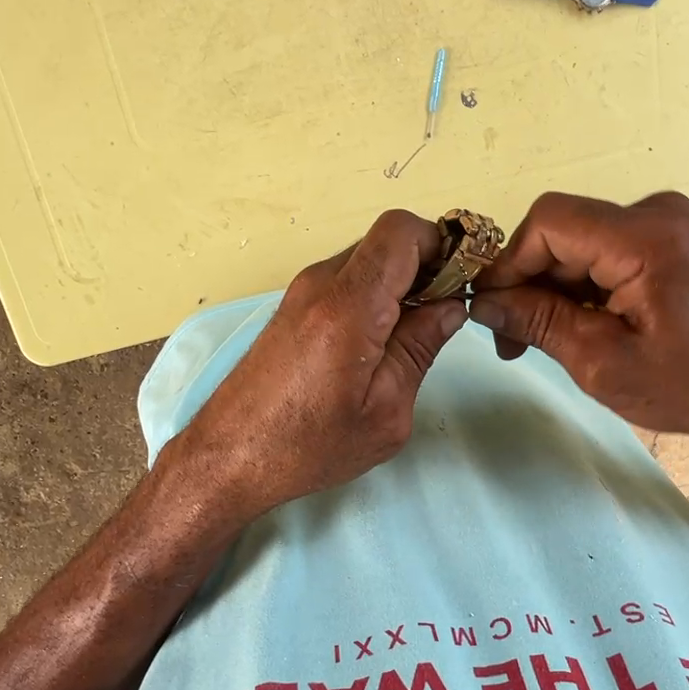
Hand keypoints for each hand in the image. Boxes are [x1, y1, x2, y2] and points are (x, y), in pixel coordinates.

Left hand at [163, 210, 468, 518]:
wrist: (228, 457)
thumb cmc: (308, 446)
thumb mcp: (385, 412)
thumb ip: (420, 349)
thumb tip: (450, 307)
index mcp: (348, 306)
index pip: (402, 231)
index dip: (442, 246)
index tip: (460, 285)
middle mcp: (320, 284)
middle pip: (386, 242)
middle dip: (425, 266)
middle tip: (443, 316)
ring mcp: (300, 293)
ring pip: (366, 261)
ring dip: (398, 284)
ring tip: (412, 336)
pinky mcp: (291, 309)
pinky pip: (345, 282)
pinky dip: (373, 296)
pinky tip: (378, 343)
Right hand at [469, 191, 688, 451]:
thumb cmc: (687, 388)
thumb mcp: (601, 362)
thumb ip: (538, 323)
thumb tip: (481, 303)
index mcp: (646, 237)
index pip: (549, 222)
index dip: (509, 262)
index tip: (490, 310)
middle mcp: (655, 214)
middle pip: (561, 232)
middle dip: (526, 283)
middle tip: (509, 340)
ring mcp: (664, 225)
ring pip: (576, 245)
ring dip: (548, 291)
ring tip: (536, 342)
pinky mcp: (666, 243)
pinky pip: (601, 254)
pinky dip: (576, 289)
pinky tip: (570, 328)